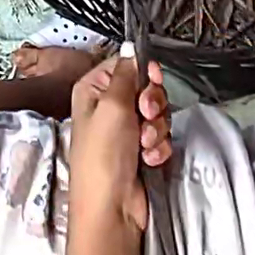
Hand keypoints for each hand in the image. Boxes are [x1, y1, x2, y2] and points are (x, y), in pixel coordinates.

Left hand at [68, 57, 171, 230]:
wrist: (111, 208)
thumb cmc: (103, 154)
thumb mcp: (112, 105)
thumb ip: (126, 73)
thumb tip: (131, 46)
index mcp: (94, 89)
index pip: (125, 64)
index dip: (142, 71)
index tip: (153, 79)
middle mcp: (108, 106)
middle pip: (145, 88)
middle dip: (152, 104)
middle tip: (145, 117)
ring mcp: (125, 129)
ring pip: (157, 113)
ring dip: (156, 129)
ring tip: (143, 145)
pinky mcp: (141, 149)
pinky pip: (160, 136)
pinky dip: (158, 147)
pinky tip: (148, 159)